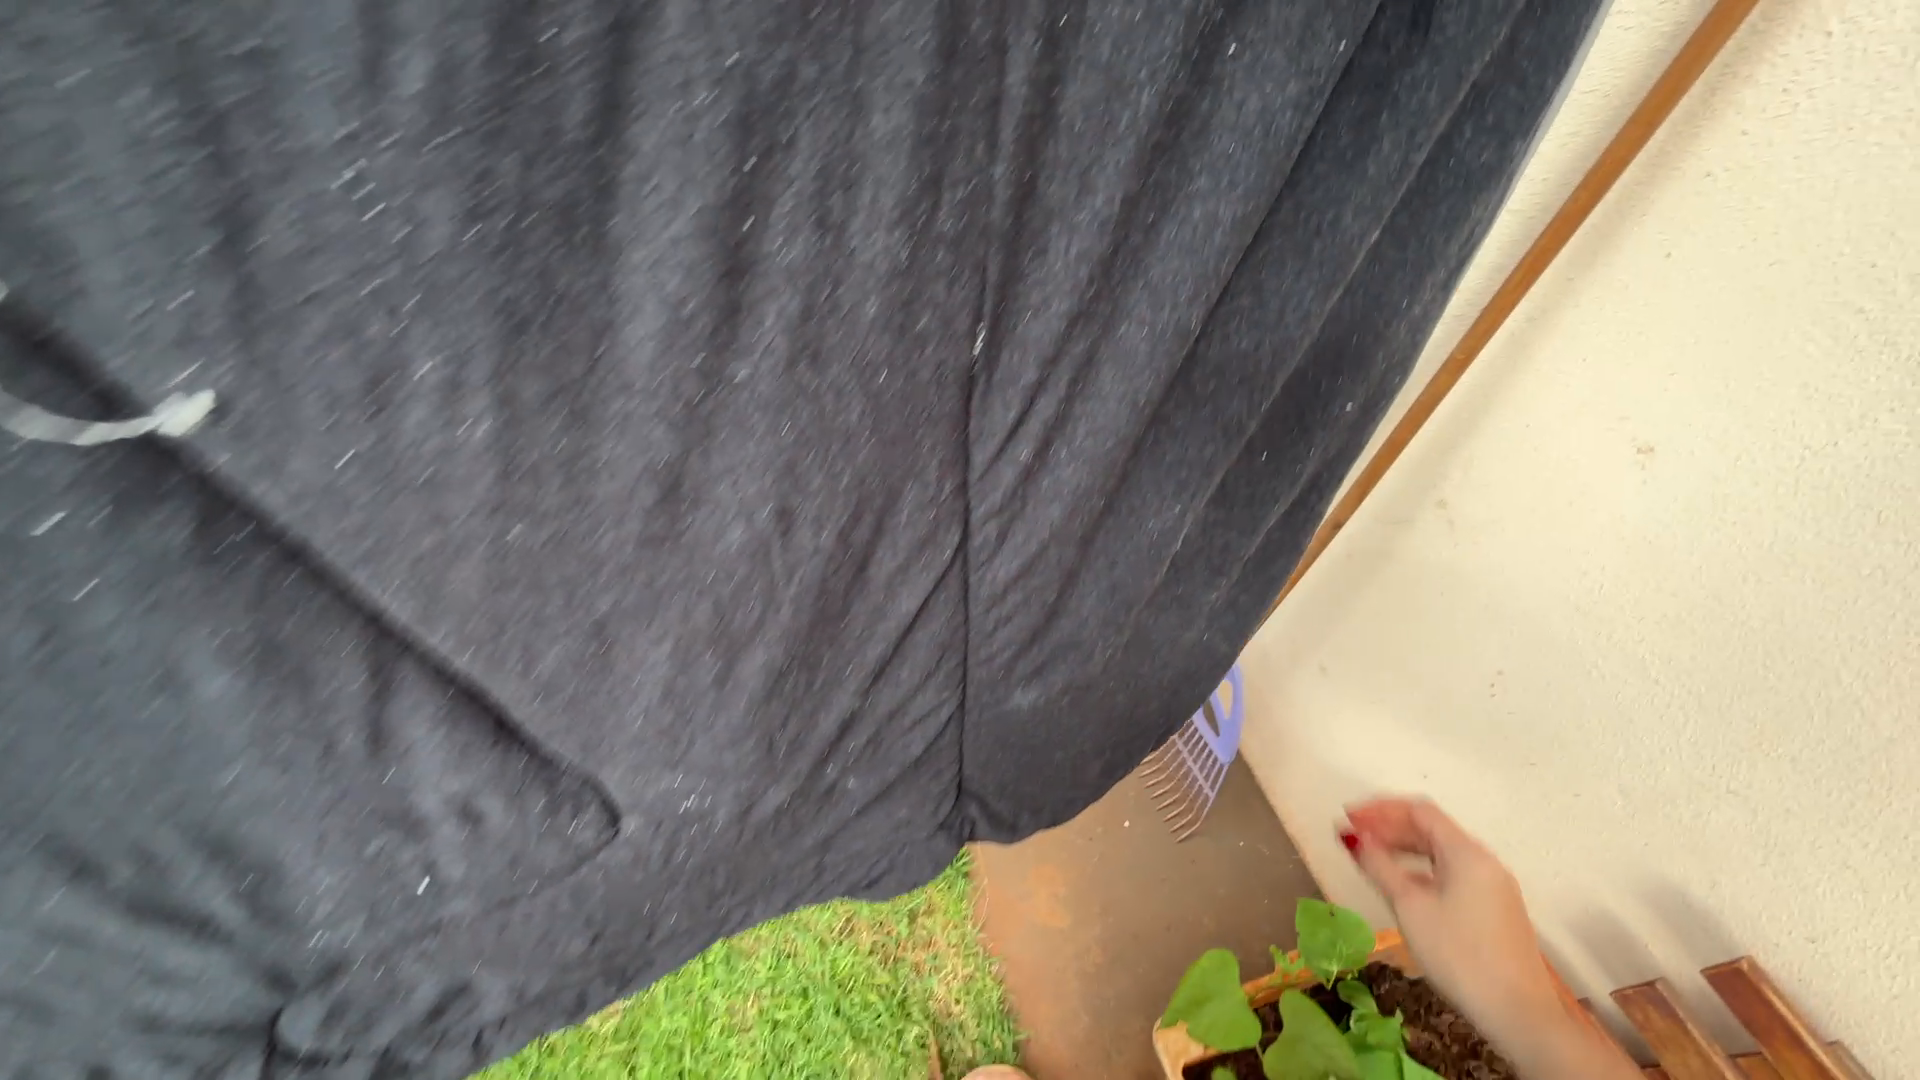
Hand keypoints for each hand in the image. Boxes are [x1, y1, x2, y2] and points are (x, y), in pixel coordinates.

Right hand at [1340, 798, 1639, 1079]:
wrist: (1518, 1014)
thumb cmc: (1458, 954)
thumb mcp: (1409, 906)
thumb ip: (1378, 865)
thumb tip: (1353, 836)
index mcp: (1466, 853)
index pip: (1418, 811)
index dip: (1380, 809)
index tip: (1349, 818)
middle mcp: (1483, 862)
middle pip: (1430, 829)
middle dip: (1389, 827)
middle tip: (1353, 836)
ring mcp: (1492, 886)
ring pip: (1440, 852)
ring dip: (1403, 848)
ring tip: (1370, 858)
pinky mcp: (1494, 909)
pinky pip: (1451, 872)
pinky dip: (1420, 868)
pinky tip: (1401, 885)